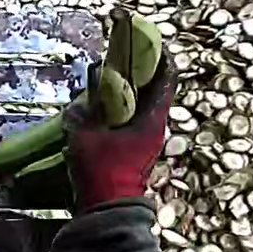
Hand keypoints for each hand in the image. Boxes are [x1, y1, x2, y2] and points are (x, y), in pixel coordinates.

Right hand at [63, 57, 174, 210]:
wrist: (107, 209)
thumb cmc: (102, 170)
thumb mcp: (87, 134)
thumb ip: (87, 109)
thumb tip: (90, 88)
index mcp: (152, 119)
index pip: (166, 79)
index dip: (158, 57)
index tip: (145, 41)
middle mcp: (156, 127)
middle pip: (153, 90)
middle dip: (137, 72)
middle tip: (118, 57)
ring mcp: (147, 141)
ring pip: (141, 106)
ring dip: (127, 92)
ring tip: (106, 80)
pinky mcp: (136, 151)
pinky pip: (131, 120)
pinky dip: (120, 109)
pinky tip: (101, 108)